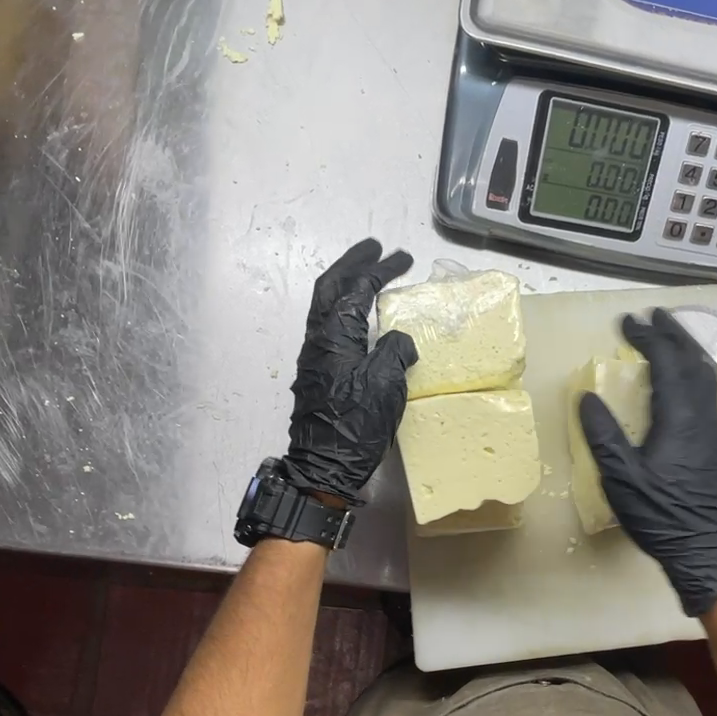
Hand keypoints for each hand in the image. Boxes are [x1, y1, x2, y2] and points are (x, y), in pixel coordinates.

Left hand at [279, 238, 416, 504]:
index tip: (402, 258)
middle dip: (352, 264)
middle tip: (374, 249)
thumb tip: (397, 338)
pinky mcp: (316, 373)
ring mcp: (313, 356)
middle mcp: (318, 339)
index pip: (357, 290)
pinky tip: (359, 317)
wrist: (324, 466)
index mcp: (335, 336)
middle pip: (330, 287)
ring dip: (345, 284)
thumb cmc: (356, 425)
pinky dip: (344, 308)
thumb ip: (395, 351)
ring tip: (367, 275)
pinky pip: (328, 326)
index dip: (380, 269)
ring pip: (325, 306)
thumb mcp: (387, 385)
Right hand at [580, 308, 716, 615]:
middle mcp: (704, 416)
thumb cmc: (660, 515)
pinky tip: (689, 384)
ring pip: (708, 377)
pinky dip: (697, 374)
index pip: (666, 362)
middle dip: (673, 334)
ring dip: (689, 352)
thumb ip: (604, 435)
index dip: (647, 337)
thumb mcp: (621, 478)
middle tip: (654, 316)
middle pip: (693, 361)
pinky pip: (711, 395)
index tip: (628, 321)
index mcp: (680, 418)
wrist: (705, 549)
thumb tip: (588, 397)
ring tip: (674, 339)